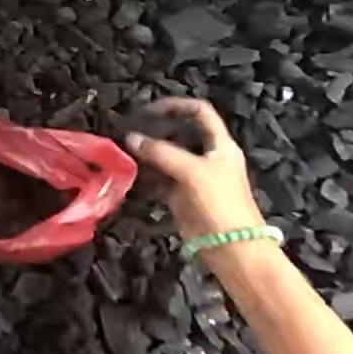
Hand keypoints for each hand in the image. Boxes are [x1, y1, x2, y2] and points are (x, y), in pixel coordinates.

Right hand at [123, 98, 261, 240]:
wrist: (231, 248)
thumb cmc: (220, 203)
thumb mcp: (192, 171)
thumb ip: (160, 152)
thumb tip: (130, 137)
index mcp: (219, 146)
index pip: (199, 112)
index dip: (176, 105)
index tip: (149, 110)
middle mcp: (205, 157)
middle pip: (177, 133)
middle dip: (153, 130)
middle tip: (127, 129)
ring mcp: (191, 176)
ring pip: (164, 156)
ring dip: (144, 153)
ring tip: (121, 149)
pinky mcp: (179, 194)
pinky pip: (157, 178)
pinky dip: (143, 175)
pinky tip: (126, 172)